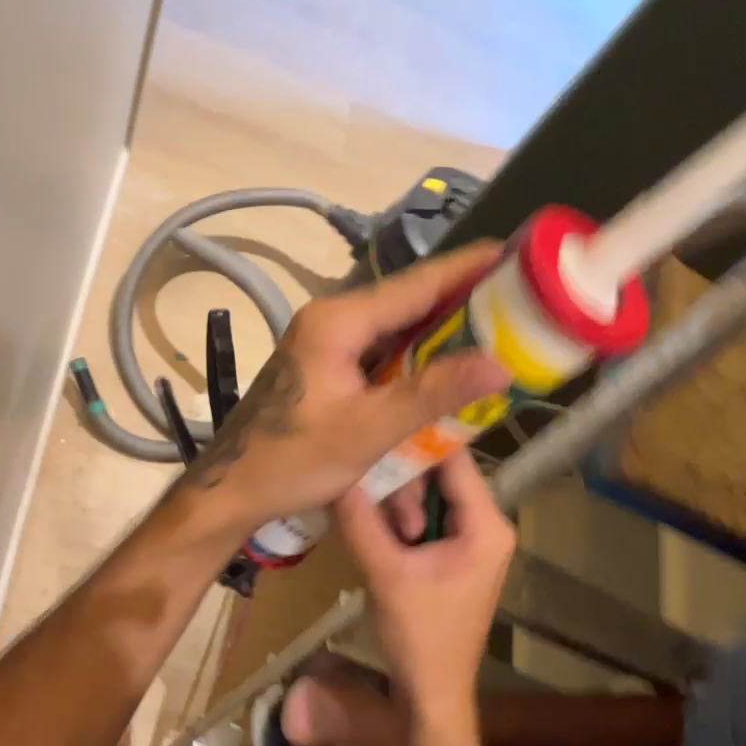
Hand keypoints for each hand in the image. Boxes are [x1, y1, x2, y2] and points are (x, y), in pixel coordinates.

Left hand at [178, 242, 511, 527]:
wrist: (232, 490)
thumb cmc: (293, 460)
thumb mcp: (369, 429)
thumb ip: (434, 393)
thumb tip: (500, 362)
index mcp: (337, 322)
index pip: (415, 284)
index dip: (466, 269)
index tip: (511, 255)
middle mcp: (330, 323)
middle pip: (406, 308)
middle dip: (458, 311)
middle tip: (513, 309)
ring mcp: (323, 348)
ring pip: (393, 338)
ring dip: (434, 347)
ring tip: (487, 343)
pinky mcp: (322, 373)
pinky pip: (376, 363)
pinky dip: (408, 372)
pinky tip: (439, 384)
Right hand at [333, 450, 515, 712]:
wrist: (432, 692)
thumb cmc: (419, 635)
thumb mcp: (386, 574)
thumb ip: (361, 522)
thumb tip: (336, 475)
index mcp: (487, 527)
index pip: (457, 462)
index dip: (420, 440)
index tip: (379, 422)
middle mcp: (489, 528)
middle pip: (443, 480)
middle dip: (402, 483)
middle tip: (367, 494)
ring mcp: (473, 545)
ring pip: (431, 502)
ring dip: (397, 507)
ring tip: (370, 525)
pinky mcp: (456, 559)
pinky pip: (427, 524)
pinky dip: (401, 524)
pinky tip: (375, 531)